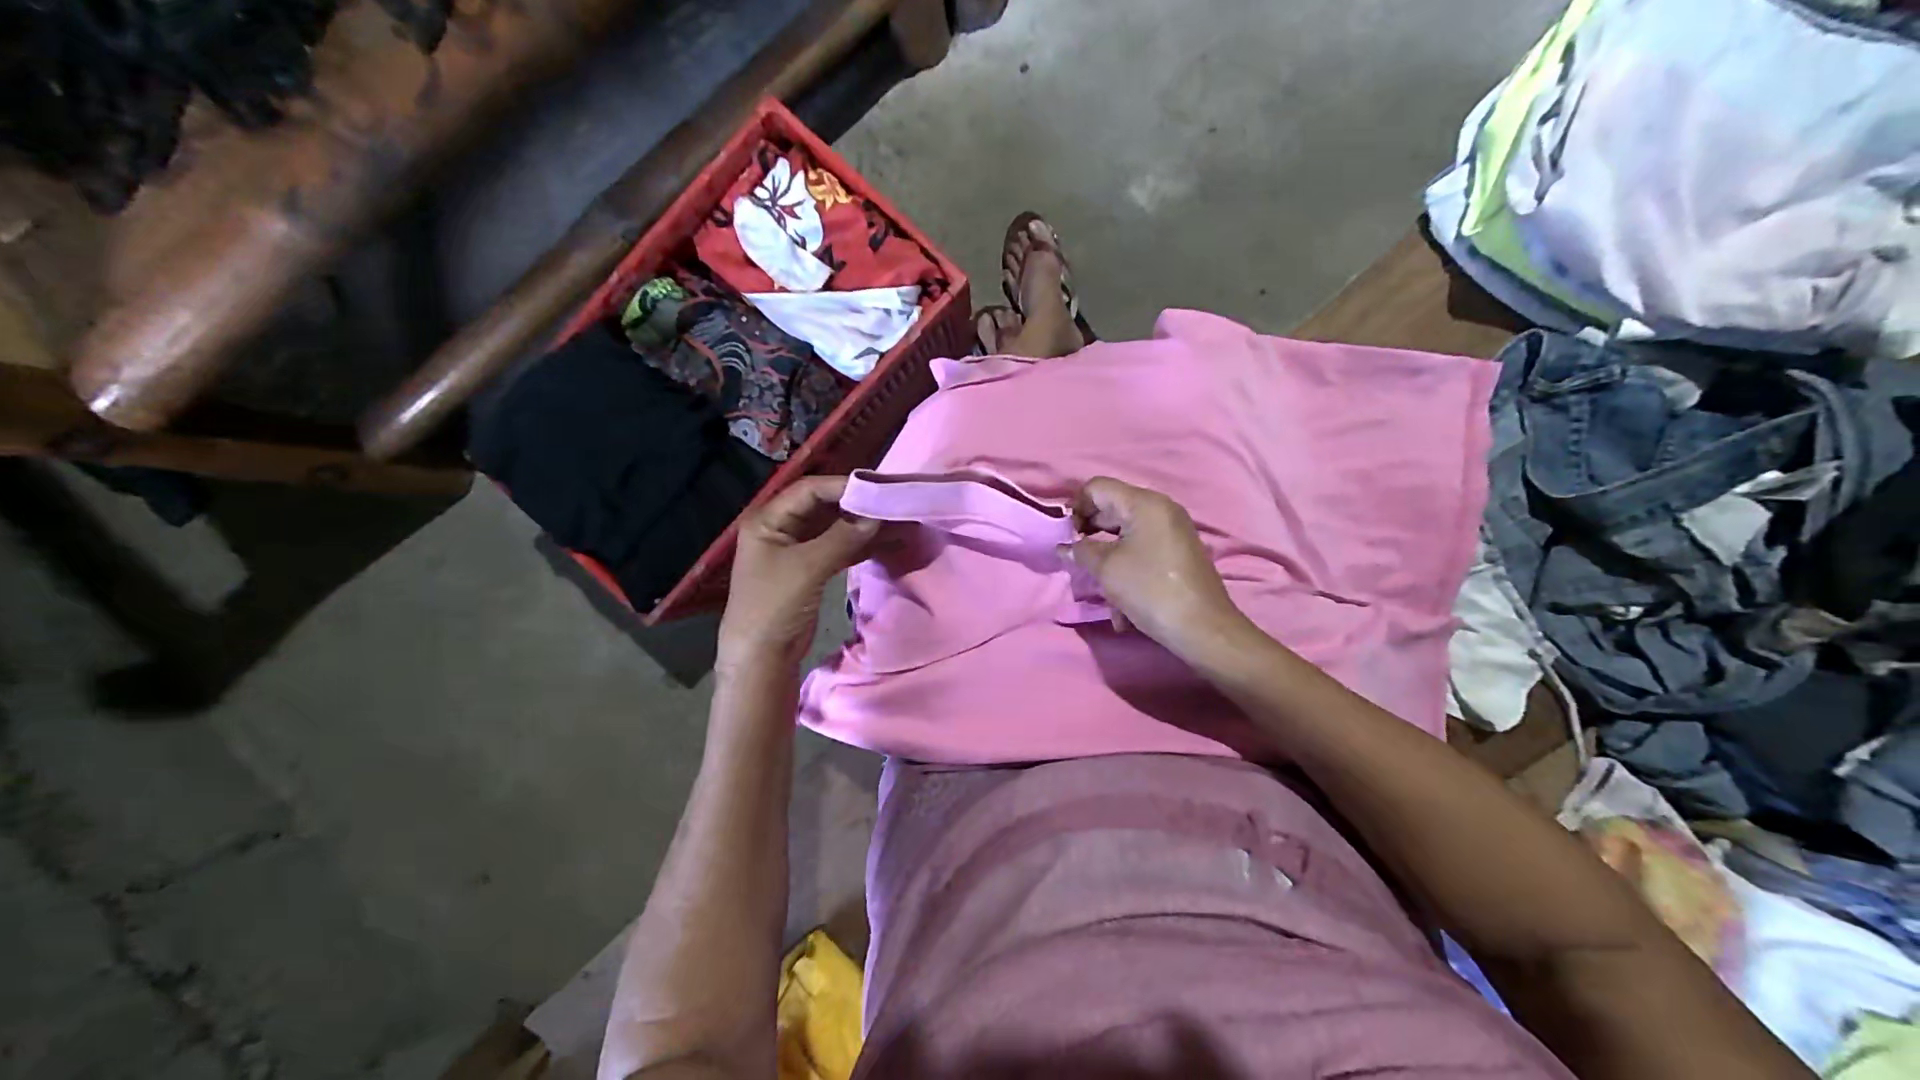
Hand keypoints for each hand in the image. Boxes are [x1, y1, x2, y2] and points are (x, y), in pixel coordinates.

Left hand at [717, 476, 878, 670]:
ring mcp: (797, 550)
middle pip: (824, 507)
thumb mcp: (808, 567)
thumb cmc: (774, 606)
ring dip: (864, 526)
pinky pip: (840, 549)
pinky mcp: (811, 571)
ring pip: (835, 529)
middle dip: (858, 505)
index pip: (809, 490)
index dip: (843, 486)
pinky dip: (862, 546)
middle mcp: (781, 529)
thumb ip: (842, 538)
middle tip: (893, 501)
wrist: (761, 658)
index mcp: (768, 520)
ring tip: (899, 520)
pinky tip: (888, 542)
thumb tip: (877, 516)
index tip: (878, 487)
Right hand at [1065, 477, 1251, 662]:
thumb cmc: (1150, 589)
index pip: (1097, 487)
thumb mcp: (1107, 569)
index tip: (1067, 537)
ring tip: (1097, 586)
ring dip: (1106, 558)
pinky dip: (1127, 569)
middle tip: (1076, 560)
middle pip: (1112, 508)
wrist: (1203, 628)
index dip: (1076, 508)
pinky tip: (1121, 605)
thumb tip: (1065, 546)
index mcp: (1144, 503)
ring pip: (1126, 535)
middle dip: (1090, 533)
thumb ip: (1081, 551)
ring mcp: (1173, 531)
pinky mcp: (1178, 553)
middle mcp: (1161, 509)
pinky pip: (1143, 551)